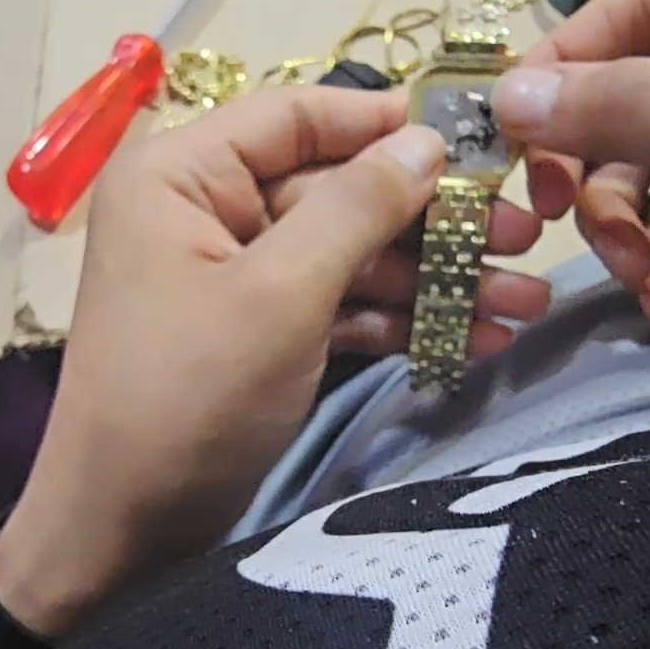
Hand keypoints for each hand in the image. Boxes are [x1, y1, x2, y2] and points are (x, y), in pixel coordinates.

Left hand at [0, 88, 549, 636]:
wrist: (126, 530)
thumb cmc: (190, 396)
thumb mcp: (279, 293)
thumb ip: (356, 208)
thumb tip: (425, 142)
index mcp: (182, 175)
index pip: (295, 118)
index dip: (384, 122)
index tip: (472, 134)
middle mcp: (207, 213)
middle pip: (334, 192)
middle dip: (429, 221)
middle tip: (522, 235)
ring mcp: (237, 278)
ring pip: (347, 257)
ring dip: (431, 281)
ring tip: (523, 301)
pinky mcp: (262, 334)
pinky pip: (337, 308)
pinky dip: (398, 323)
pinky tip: (473, 339)